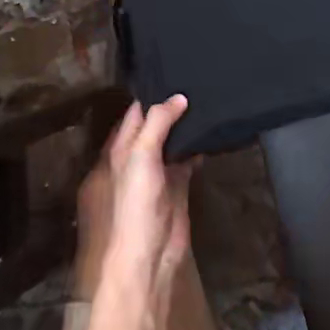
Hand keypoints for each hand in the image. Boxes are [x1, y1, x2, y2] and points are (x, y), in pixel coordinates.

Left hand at [96, 95, 194, 300]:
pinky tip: (210, 135)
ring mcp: (157, 173)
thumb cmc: (135, 200)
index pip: (135, 112)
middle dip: (170, 108)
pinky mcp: (177, 188)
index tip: (173, 74)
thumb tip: (178, 97)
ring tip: (206, 102)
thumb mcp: (140, 154)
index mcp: (119, 146)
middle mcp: (136, 156)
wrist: (149, 254)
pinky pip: (187, 161)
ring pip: (171, 142)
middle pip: (154, 125)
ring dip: (185, 128)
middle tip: (195, 84)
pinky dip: (197, 149)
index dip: (151, 95)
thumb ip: (157, 123)